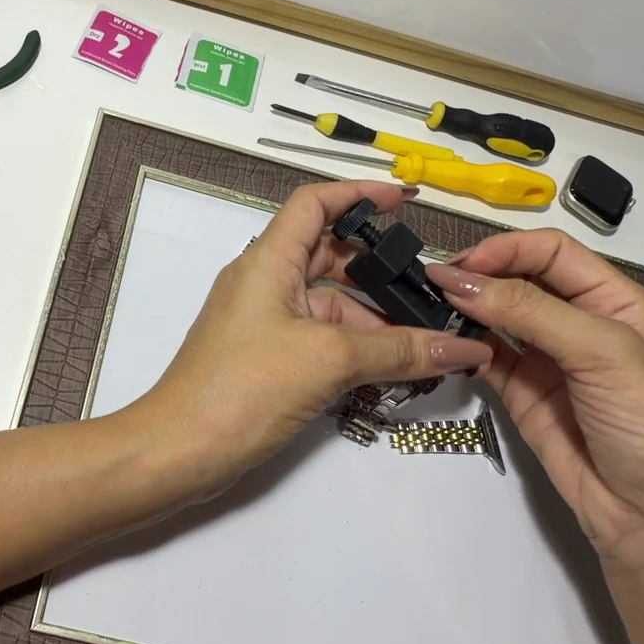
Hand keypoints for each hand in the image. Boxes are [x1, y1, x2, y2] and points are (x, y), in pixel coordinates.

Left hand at [119, 180, 490, 499]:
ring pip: (328, 303)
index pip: (314, 203)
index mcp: (268, 260)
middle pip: (328, 255)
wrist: (180, 449)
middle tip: (430, 290)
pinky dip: (354, 346)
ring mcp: (263, 320)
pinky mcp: (266, 355)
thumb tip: (462, 349)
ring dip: (373, 319)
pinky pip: (319, 335)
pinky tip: (392, 369)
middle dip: (379, 270)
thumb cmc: (243, 387)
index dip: (359, 193)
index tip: (406, 200)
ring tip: (427, 343)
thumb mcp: (329, 360)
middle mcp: (264, 281)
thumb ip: (398, 350)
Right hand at [425, 230, 643, 571]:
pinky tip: (445, 342)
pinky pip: (485, 357)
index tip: (461, 265)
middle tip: (430, 282)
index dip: (506, 251)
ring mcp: (549, 361)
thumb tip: (456, 280)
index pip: (553, 253)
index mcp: (618, 302)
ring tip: (425, 306)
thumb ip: (530, 311)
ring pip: (497, 317)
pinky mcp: (523, 395)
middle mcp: (581, 324)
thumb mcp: (606, 355)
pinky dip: (463, 346)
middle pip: (520, 280)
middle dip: (479, 276)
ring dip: (464, 308)